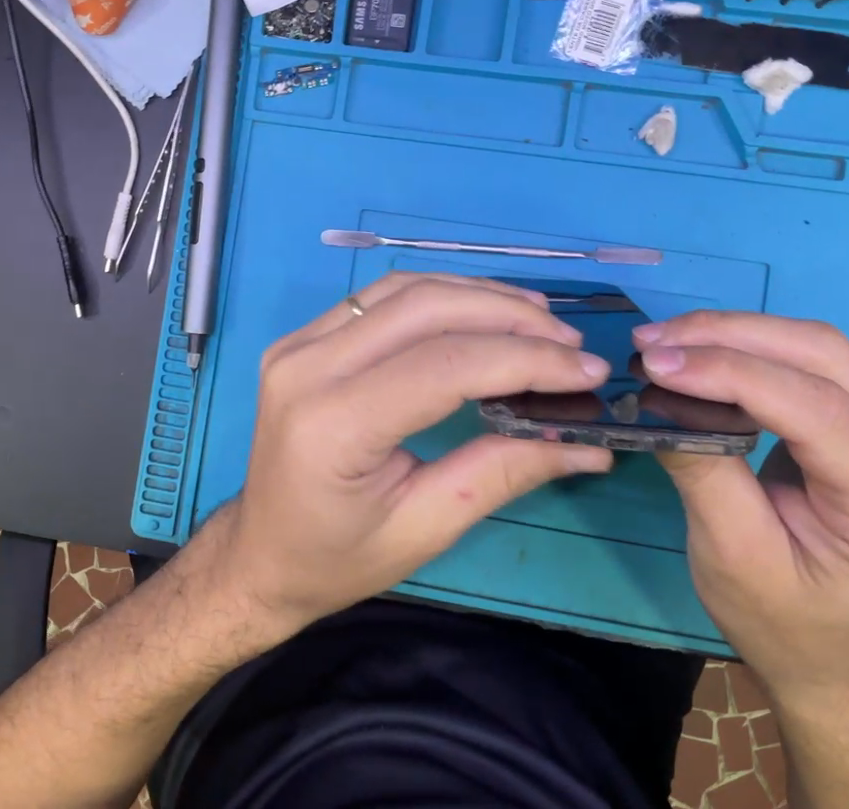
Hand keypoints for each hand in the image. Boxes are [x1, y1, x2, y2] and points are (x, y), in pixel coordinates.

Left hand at [212, 272, 615, 628]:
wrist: (259, 552)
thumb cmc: (337, 558)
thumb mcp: (424, 528)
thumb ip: (502, 472)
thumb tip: (588, 442)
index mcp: (332, 424)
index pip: (443, 366)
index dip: (524, 359)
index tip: (589, 370)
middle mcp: (307, 367)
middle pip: (424, 310)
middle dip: (509, 317)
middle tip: (572, 343)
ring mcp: (298, 344)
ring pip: (403, 289)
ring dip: (478, 295)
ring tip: (542, 319)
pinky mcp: (302, 338)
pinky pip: (380, 297)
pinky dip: (440, 295)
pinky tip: (483, 309)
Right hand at [632, 312, 848, 701]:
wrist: (819, 646)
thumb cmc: (776, 616)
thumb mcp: (729, 554)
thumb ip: (704, 470)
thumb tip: (661, 396)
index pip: (818, 411)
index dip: (732, 373)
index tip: (654, 363)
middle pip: (827, 360)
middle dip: (729, 337)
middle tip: (649, 342)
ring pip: (820, 350)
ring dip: (734, 334)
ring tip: (661, 343)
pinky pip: (813, 365)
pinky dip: (747, 349)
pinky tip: (698, 354)